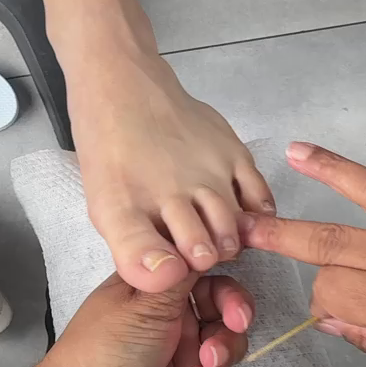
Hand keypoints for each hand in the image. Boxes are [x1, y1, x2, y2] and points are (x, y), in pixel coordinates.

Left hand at [39, 273, 252, 366]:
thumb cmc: (106, 346)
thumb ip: (182, 271)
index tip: (239, 269)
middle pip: (223, 304)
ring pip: (228, 342)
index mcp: (155, 289)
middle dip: (236, 310)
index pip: (200, 268)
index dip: (222, 268)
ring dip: (225, 349)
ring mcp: (182, 353)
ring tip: (206, 361)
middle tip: (237, 321)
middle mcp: (172, 317)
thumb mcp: (145, 301)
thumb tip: (206, 239)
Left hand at [66, 53, 273, 291]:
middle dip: (205, 260)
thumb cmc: (112, 154)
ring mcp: (208, 170)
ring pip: (233, 227)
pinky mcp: (233, 151)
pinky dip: (255, 214)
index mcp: (129, 208)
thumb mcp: (106, 205)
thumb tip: (169, 277)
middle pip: (207, 250)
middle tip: (199, 254)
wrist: (125, 89)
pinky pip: (259, 195)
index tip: (173, 268)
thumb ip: (131, 248)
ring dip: (229, 240)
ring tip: (217, 236)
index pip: (154, 263)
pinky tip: (242, 215)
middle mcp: (172, 191)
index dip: (168, 274)